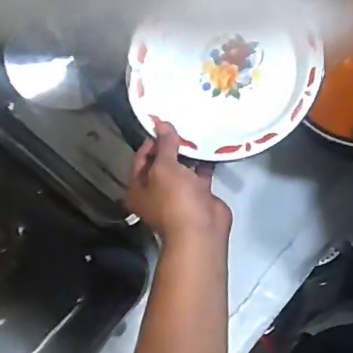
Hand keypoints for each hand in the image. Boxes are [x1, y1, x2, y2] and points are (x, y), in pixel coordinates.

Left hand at [129, 121, 231, 246]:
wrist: (200, 228)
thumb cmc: (175, 198)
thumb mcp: (165, 168)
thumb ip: (165, 146)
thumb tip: (161, 123)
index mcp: (139, 186)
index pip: (141, 158)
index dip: (152, 141)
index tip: (166, 125)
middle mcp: (156, 189)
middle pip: (162, 163)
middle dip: (172, 146)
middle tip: (185, 126)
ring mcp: (178, 193)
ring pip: (182, 169)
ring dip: (190, 155)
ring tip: (200, 134)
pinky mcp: (199, 195)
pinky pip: (200, 175)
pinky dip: (205, 164)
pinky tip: (214, 150)